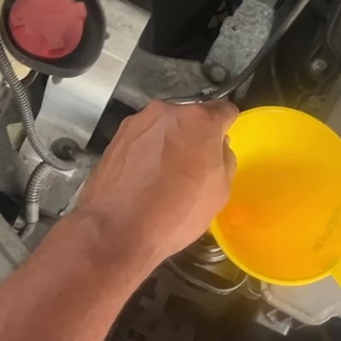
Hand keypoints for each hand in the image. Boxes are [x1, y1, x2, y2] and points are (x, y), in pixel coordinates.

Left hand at [68, 100, 237, 268]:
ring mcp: (137, 122)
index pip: (224, 110)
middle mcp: (167, 112)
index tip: (219, 145)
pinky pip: (142, 140)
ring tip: (163, 177)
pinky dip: (146, 152)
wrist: (117, 230)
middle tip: (191, 167)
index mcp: (200, 120)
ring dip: (168, 144)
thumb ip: (225, 159)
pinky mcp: (115, 137)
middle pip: (190, 118)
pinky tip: (143, 179)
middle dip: (194, 137)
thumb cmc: (176, 213)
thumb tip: (217, 147)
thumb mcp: (220, 192)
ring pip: (163, 128)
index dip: (224, 128)